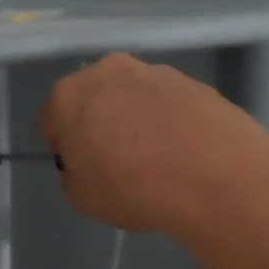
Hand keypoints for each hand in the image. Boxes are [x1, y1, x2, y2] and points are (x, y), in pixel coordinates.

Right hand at [41, 52, 268, 234]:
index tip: (81, 169)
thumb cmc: (132, 187)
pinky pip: (169, 105)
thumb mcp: (81, 196)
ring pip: (133, 98)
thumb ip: (75, 172)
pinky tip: (183, 156)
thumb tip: (88, 163)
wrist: (216, 178)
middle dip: (98, 125)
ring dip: (136, 121)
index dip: (64, 147)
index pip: (51, 119)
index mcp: (69, 94)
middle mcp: (109, 71)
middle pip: (93, 99)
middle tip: (114, 162)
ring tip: (155, 162)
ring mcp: (157, 72)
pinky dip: (170, 124)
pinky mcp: (196, 83)